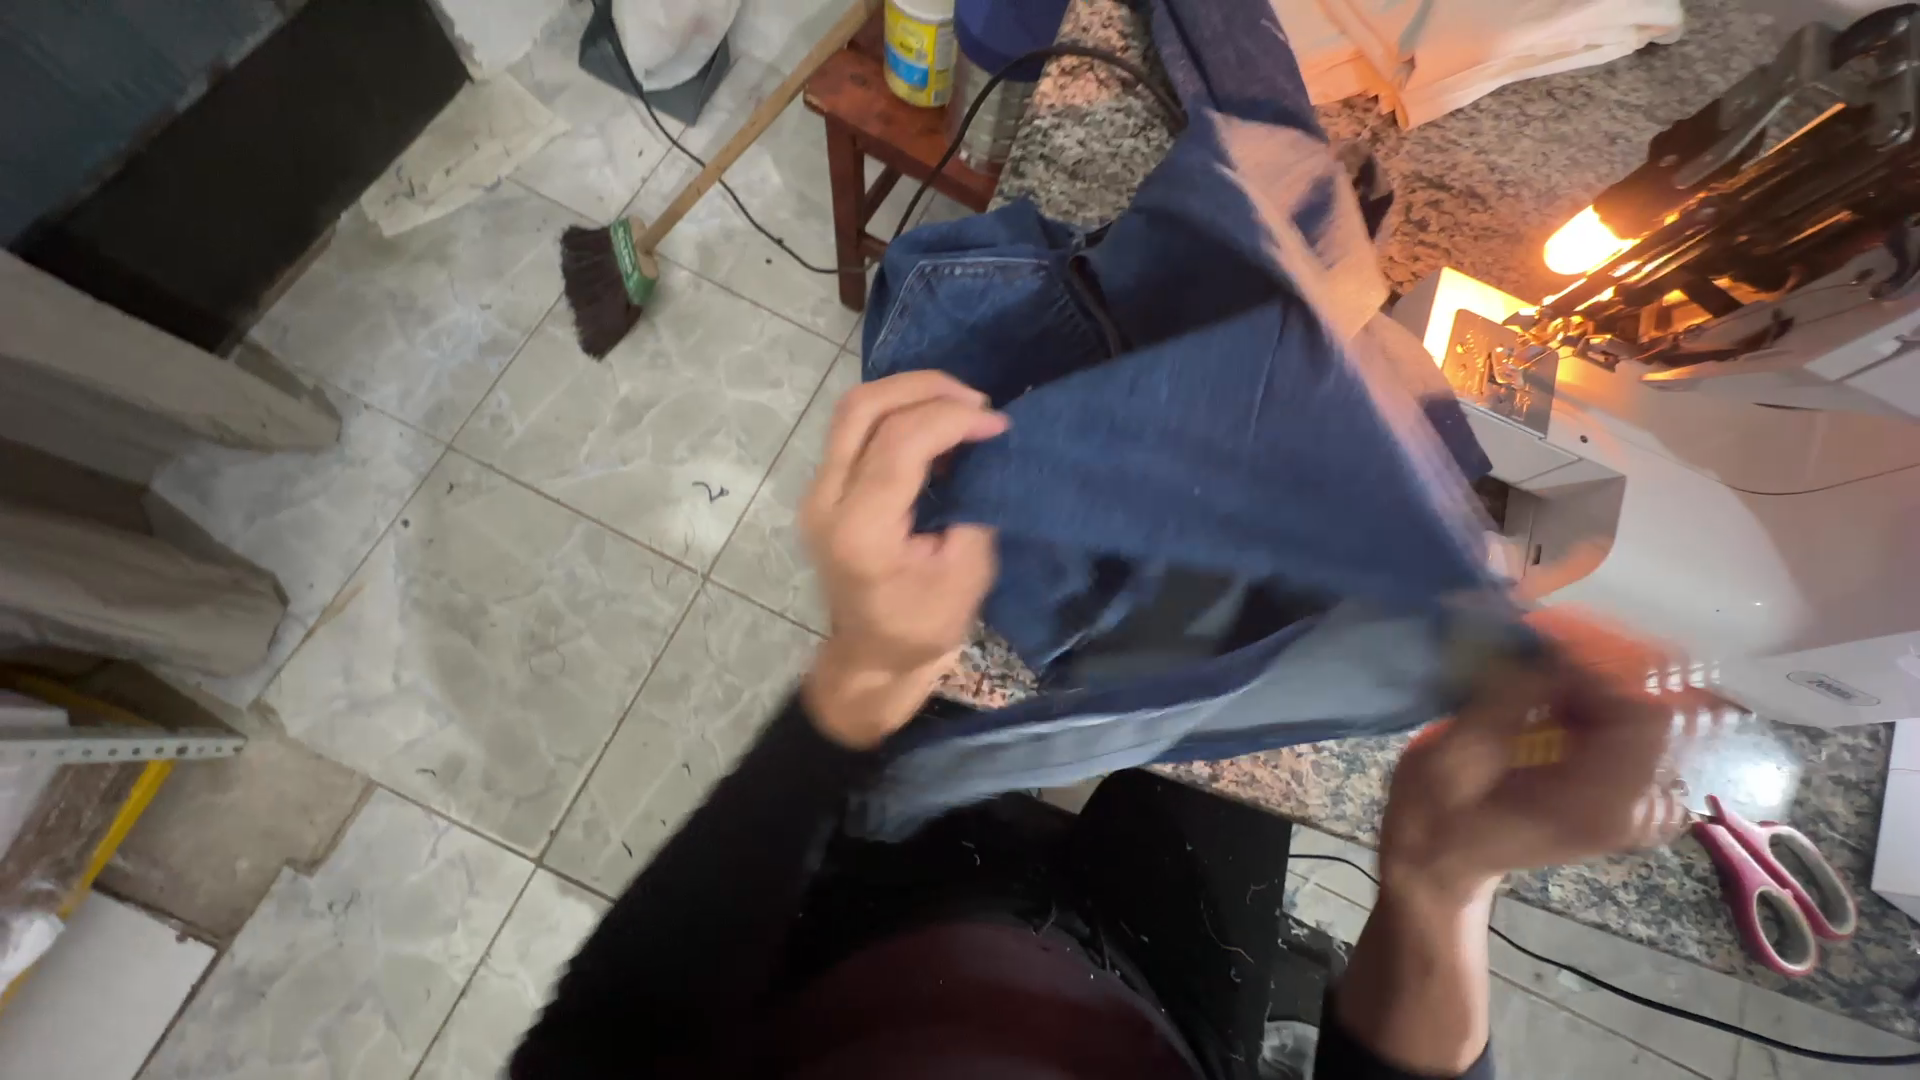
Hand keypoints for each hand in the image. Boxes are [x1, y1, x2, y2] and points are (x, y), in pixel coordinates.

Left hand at [798, 371, 1008, 748]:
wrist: (872, 657)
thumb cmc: (923, 626)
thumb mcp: (967, 573)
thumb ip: (974, 503)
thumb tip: (982, 448)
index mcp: (861, 530)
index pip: (900, 441)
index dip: (952, 418)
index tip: (997, 424)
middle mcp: (826, 501)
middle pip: (863, 407)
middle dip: (925, 388)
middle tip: (975, 401)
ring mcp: (818, 492)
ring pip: (854, 410)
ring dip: (909, 395)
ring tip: (958, 408)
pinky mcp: (825, 489)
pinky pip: (856, 429)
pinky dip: (898, 414)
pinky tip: (935, 428)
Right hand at [1378, 612, 1685, 905]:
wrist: (1442, 862)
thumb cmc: (1432, 817)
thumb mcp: (1448, 762)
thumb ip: (1501, 707)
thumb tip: (1542, 650)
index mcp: (1600, 805)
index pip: (1644, 715)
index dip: (1601, 661)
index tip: (1542, 629)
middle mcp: (1641, 801)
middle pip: (1662, 701)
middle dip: (1603, 654)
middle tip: (1538, 629)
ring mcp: (1642, 791)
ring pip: (1655, 699)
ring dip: (1598, 662)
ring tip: (1537, 644)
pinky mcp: (1629, 779)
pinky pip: (1635, 713)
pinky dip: (1595, 681)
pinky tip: (1547, 672)